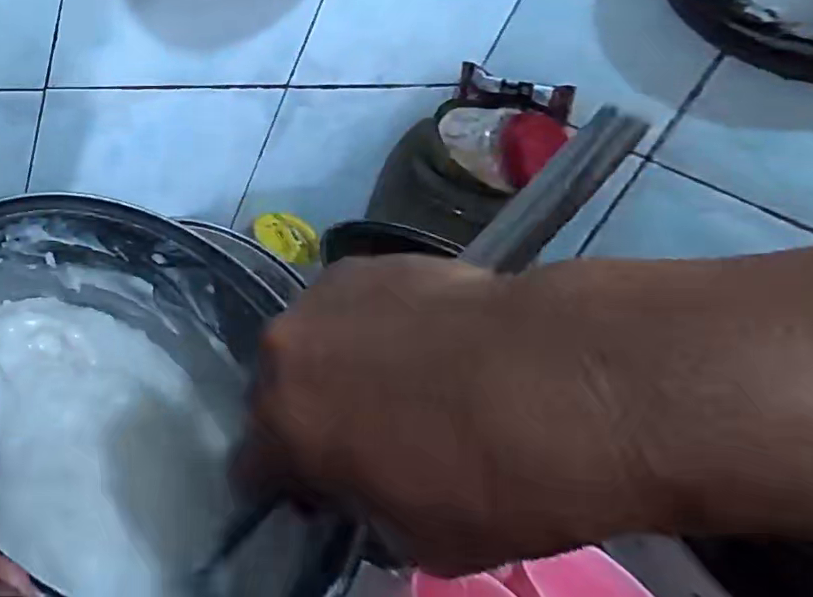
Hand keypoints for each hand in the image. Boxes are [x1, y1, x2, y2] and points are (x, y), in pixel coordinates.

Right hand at [241, 255, 665, 575]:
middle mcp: (281, 353)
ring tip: (403, 377)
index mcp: (286, 424)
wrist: (563, 378)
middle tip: (363, 432)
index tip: (311, 494)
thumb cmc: (501, 480)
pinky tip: (429, 338)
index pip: (250, 463)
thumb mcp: (429, 543)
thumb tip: (360, 490)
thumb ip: (366, 512)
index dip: (278, 484)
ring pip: (309, 340)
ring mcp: (315, 300)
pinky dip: (371, 324)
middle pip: (275, 389)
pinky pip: (347, 305)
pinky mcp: (357, 268)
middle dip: (306, 412)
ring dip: (335, 363)